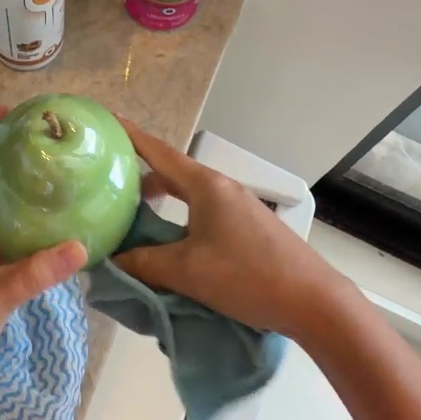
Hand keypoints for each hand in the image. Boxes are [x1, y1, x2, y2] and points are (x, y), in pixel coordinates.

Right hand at [112, 118, 354, 338]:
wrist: (312, 299)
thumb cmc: (247, 275)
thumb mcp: (189, 271)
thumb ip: (146, 262)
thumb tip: (112, 258)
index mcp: (205, 185)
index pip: (159, 152)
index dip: (131, 137)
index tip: (109, 122)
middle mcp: (221, 187)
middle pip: (172, 172)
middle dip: (141, 177)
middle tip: (111, 186)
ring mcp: (237, 205)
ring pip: (188, 194)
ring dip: (162, 200)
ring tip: (136, 218)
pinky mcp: (247, 226)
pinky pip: (202, 211)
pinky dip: (180, 217)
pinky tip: (173, 242)